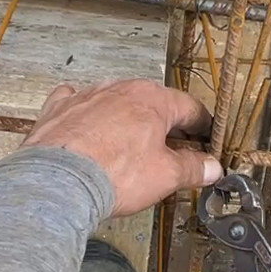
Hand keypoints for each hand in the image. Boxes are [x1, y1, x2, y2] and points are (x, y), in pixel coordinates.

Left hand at [22, 79, 221, 215]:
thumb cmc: (113, 174)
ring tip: (132, 146)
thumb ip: (193, 168)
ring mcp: (87, 96)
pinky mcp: (59, 109)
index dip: (203, 125)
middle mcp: (120, 89)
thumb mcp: (166, 176)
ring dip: (128, 120)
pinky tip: (88, 129)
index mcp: (152, 100)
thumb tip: (211, 167)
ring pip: (116, 102)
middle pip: (152, 104)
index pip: (189, 107)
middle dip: (165, 125)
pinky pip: (78, 104)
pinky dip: (87, 115)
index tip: (206, 137)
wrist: (58, 182)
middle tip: (173, 148)